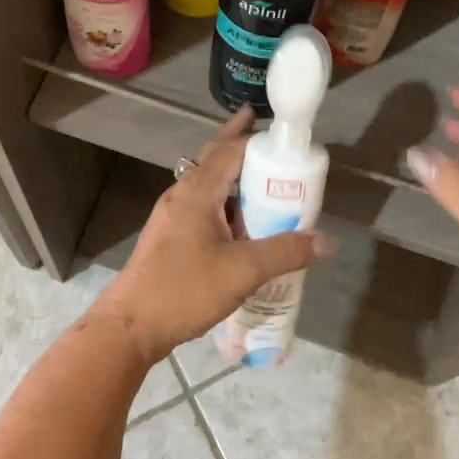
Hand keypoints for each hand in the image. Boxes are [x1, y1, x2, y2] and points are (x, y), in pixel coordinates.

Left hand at [93, 108, 335, 364]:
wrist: (132, 325)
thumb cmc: (184, 289)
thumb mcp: (243, 271)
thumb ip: (285, 252)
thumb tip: (326, 240)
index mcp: (196, 191)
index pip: (230, 149)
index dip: (257, 138)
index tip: (284, 134)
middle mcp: (182, 195)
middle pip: (216, 161)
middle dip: (244, 150)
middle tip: (277, 148)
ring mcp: (173, 217)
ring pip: (210, 188)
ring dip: (237, 183)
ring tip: (268, 188)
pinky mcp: (171, 238)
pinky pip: (204, 210)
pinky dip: (227, 208)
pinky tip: (245, 229)